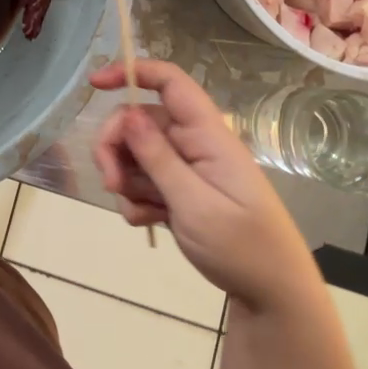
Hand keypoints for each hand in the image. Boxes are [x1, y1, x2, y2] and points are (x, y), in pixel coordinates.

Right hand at [89, 59, 320, 312]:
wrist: (273, 296)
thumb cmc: (243, 248)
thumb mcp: (196, 205)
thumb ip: (158, 158)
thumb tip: (128, 113)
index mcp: (208, 135)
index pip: (170, 82)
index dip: (133, 71)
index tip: (94, 84)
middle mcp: (195, 144)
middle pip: (139, 121)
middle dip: (115, 146)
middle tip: (112, 182)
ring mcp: (187, 168)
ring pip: (136, 153)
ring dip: (125, 178)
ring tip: (137, 211)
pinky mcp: (180, 192)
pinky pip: (144, 181)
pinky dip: (136, 199)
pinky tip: (147, 222)